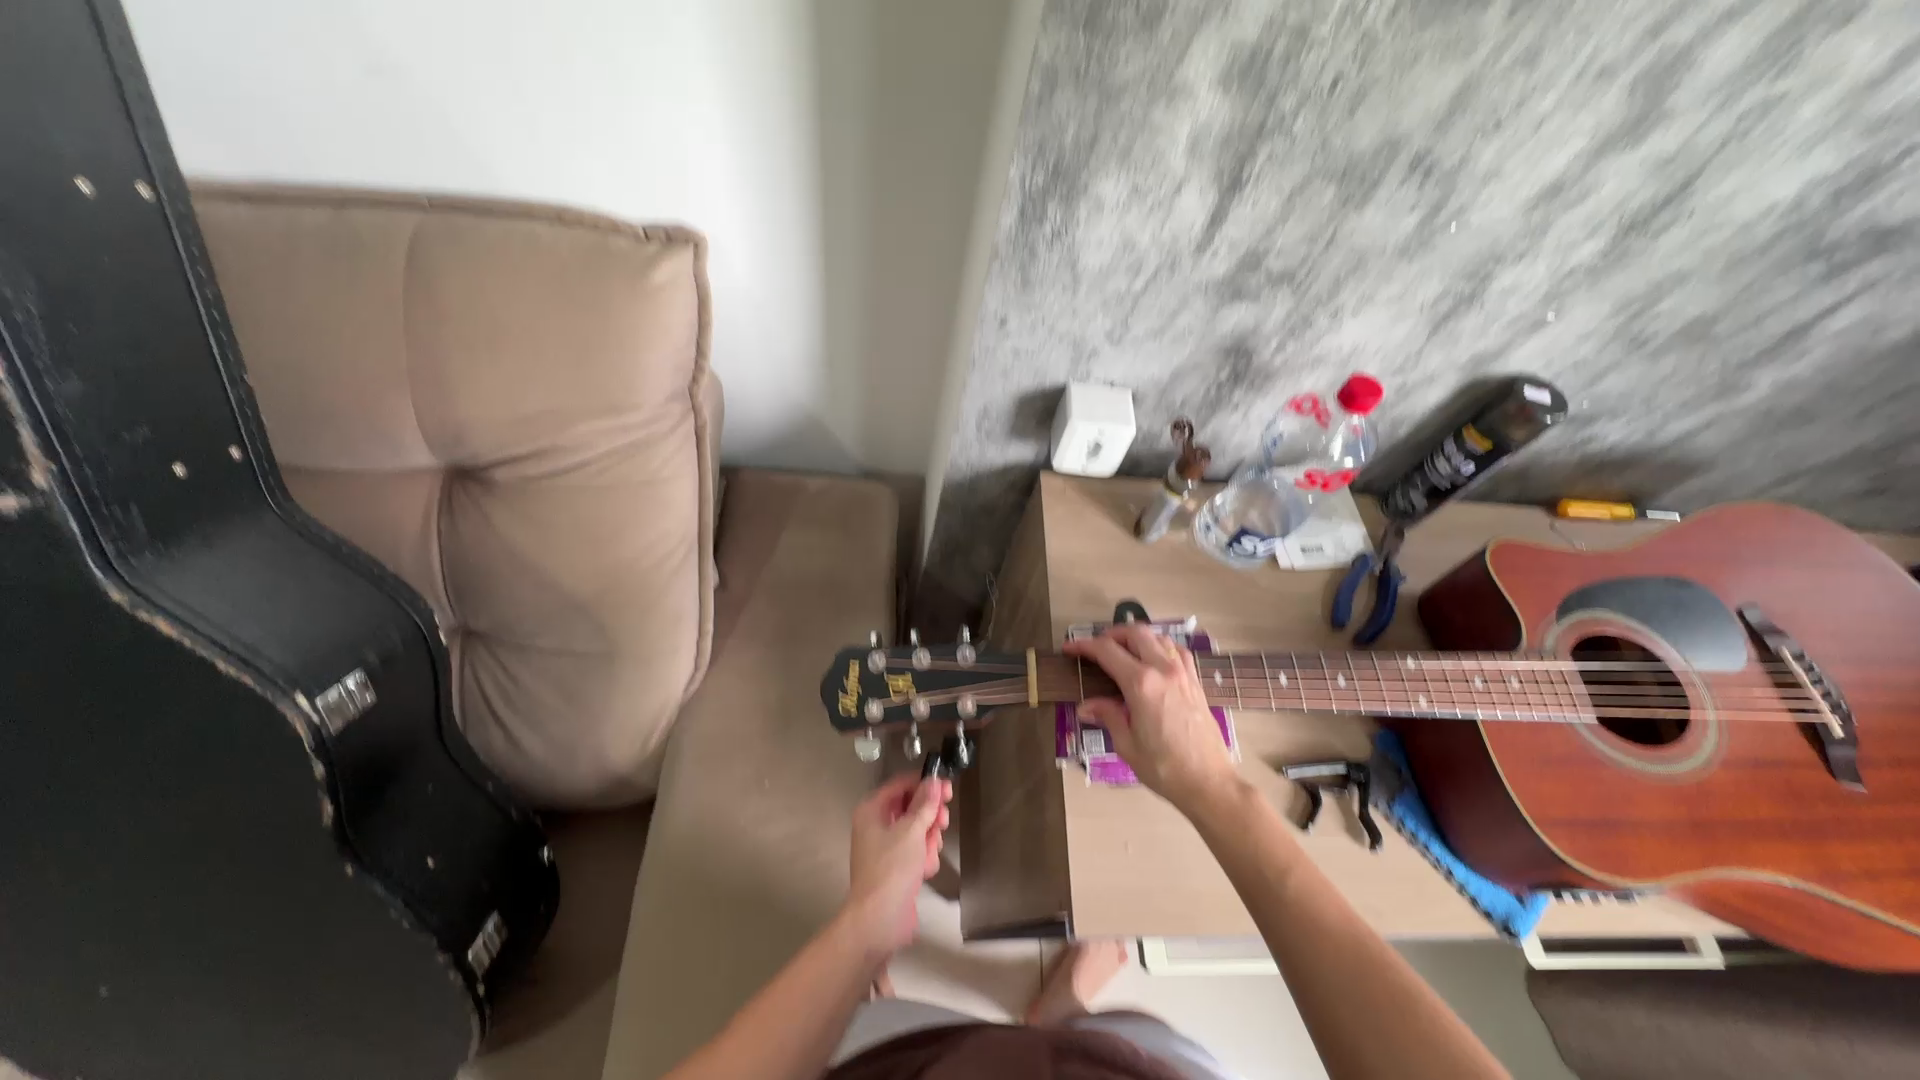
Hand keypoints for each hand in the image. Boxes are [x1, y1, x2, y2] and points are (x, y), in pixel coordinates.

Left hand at [843, 773, 951, 957]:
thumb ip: (925, 804)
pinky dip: (924, 858)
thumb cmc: (892, 867)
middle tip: (942, 822)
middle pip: (911, 808)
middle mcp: (876, 825)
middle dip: (929, 816)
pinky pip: (916, 852)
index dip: (925, 784)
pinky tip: (924, 870)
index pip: (901, 785)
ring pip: (918, 831)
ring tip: (928, 853)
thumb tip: (934, 781)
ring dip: (929, 840)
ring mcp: (887, 848)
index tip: (948, 788)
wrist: (880, 918)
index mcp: (872, 810)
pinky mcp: (897, 867)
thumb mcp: (911, 830)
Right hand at [1064, 623, 1238, 811]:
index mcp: (1141, 684)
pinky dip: (1160, 647)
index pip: (1107, 651)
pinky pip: (1177, 651)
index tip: (1070, 648)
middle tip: (1095, 648)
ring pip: (1158, 637)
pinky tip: (1153, 660)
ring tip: (1122, 652)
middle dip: (1111, 635)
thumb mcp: (1127, 745)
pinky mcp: (1196, 682)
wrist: (1208, 782)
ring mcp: (1183, 674)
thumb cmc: (1164, 768)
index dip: (1084, 646)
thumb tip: (1086, 707)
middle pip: (1135, 633)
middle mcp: (1163, 670)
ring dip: (1136, 638)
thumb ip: (1107, 716)